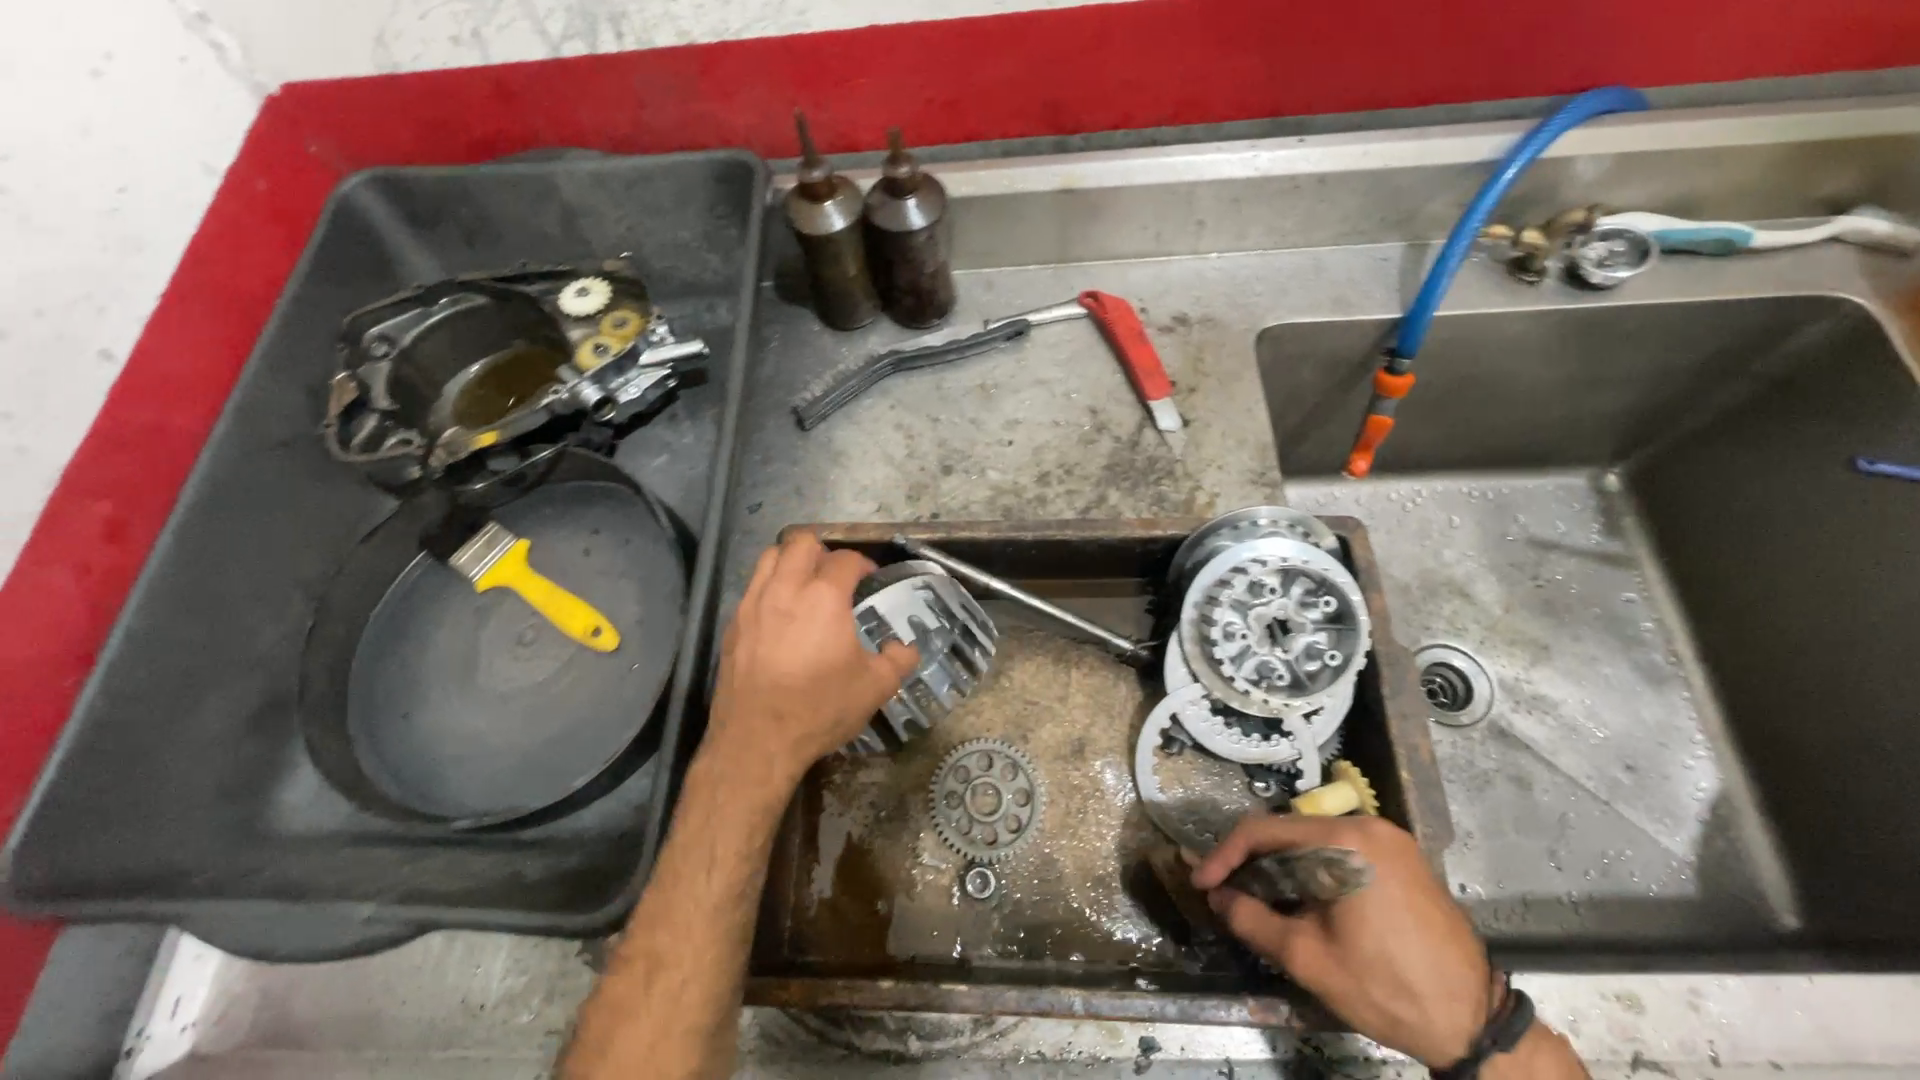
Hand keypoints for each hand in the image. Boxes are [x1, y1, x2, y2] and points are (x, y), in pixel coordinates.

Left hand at [705, 532, 918, 782]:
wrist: (757, 740)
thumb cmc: (820, 709)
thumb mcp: (875, 688)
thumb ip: (897, 661)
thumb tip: (905, 649)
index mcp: (824, 598)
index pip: (845, 559)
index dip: (863, 564)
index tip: (869, 579)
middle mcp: (785, 589)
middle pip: (801, 542)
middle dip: (822, 552)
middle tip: (835, 577)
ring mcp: (753, 604)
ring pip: (769, 557)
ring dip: (791, 562)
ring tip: (805, 586)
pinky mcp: (733, 624)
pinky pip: (752, 587)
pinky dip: (770, 587)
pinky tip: (781, 616)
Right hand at [1192, 814, 1494, 1067]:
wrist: (1473, 1021)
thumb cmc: (1386, 987)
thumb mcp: (1306, 957)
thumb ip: (1251, 919)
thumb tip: (1217, 898)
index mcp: (1345, 840)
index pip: (1264, 831)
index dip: (1224, 855)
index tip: (1202, 884)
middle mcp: (1369, 826)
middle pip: (1290, 831)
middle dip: (1252, 862)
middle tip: (1227, 892)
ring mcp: (1392, 841)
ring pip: (1315, 842)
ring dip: (1282, 866)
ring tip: (1258, 899)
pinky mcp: (1404, 859)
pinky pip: (1342, 852)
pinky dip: (1313, 869)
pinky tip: (1301, 899)